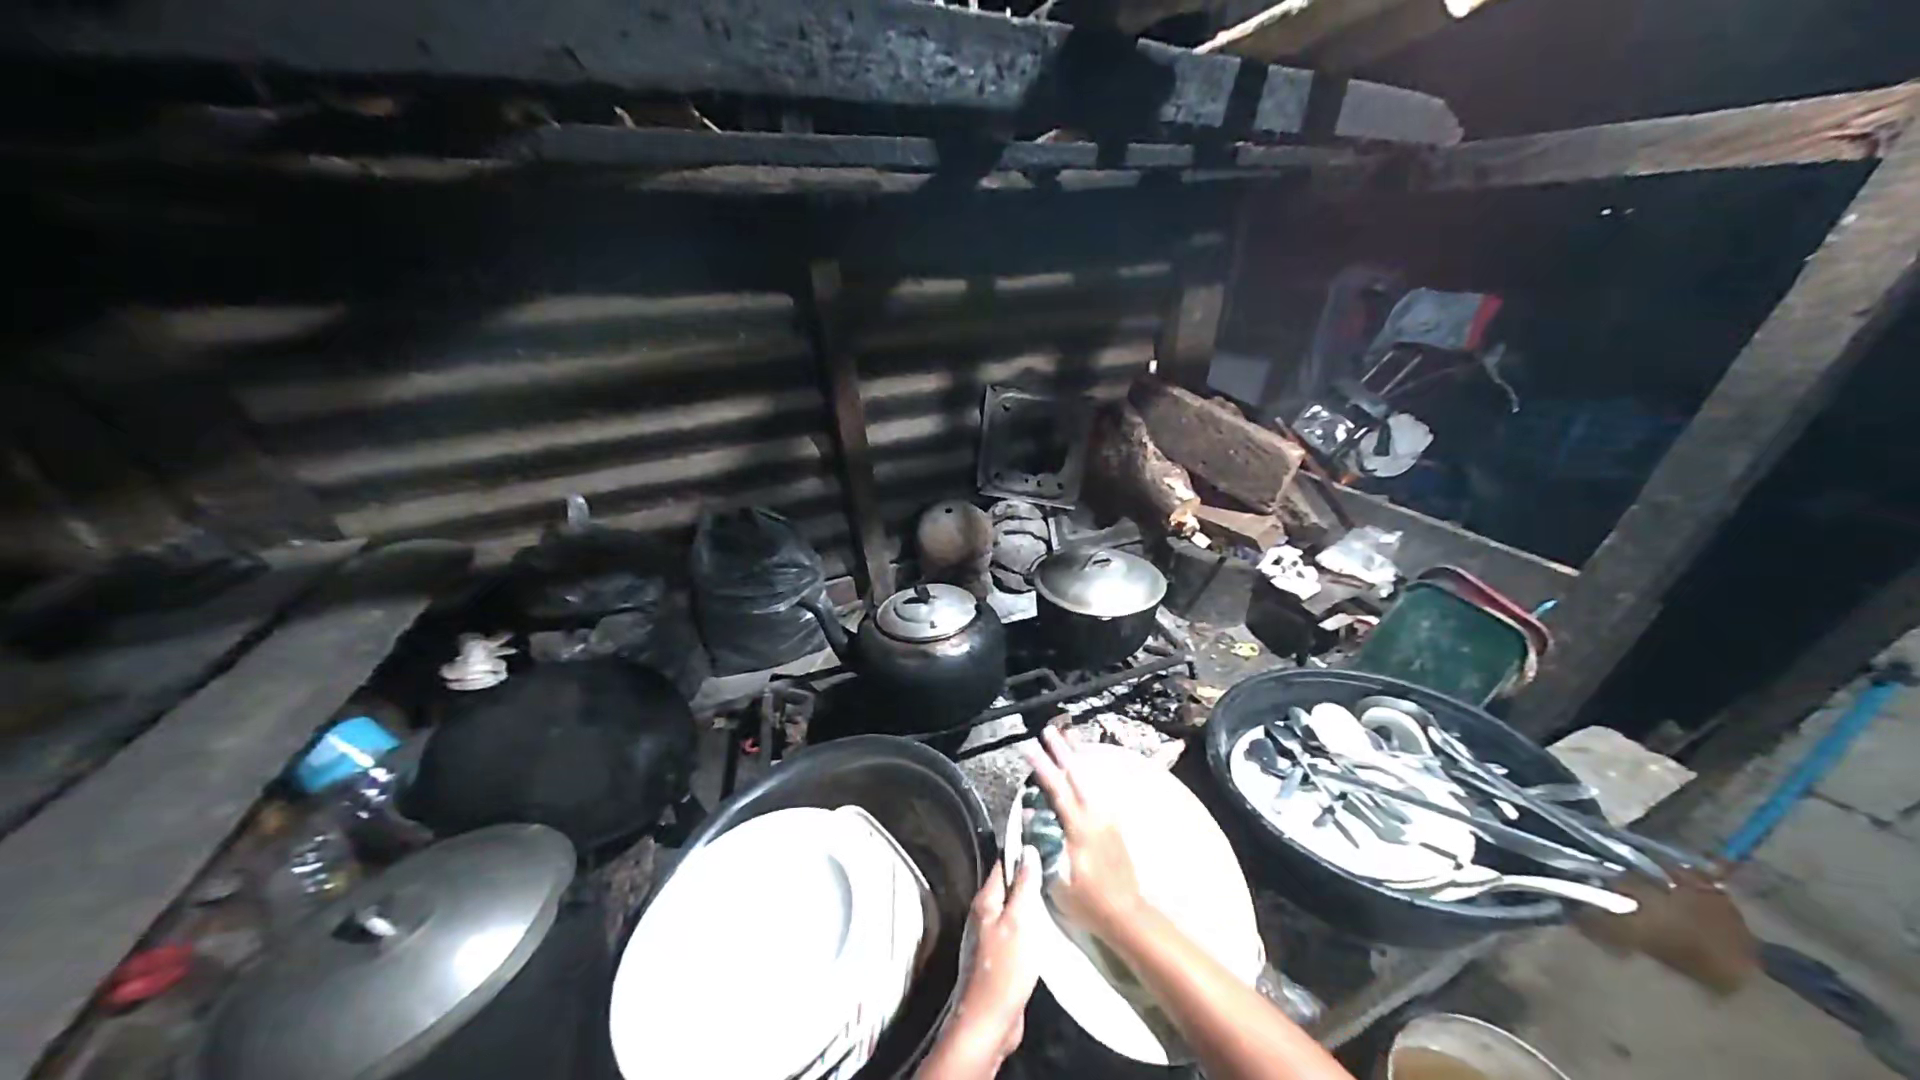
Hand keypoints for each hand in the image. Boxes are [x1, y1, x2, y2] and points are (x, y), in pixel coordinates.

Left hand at [947, 844, 1043, 1062]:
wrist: (987, 1023)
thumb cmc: (1005, 969)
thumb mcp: (1020, 922)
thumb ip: (1024, 887)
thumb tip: (1027, 851)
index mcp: (985, 902)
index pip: (1001, 864)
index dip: (1019, 850)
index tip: (1039, 839)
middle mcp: (982, 915)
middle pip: (1005, 886)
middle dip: (1025, 875)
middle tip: (1051, 866)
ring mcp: (987, 937)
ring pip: (1010, 908)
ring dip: (1027, 901)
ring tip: (1050, 893)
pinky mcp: (996, 958)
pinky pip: (1013, 930)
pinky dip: (1027, 924)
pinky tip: (1041, 929)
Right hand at [1024, 726, 1144, 940]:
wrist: (1127, 914)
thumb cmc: (1088, 902)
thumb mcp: (1058, 880)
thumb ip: (1042, 844)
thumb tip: (1028, 813)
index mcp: (1080, 828)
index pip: (1058, 790)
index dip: (1042, 767)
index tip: (1028, 748)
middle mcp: (1096, 816)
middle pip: (1078, 775)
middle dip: (1062, 751)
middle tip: (1048, 730)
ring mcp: (1108, 818)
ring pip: (1091, 778)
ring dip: (1077, 757)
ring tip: (1067, 737)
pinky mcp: (1113, 824)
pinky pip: (1098, 788)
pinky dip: (1088, 772)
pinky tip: (1084, 768)